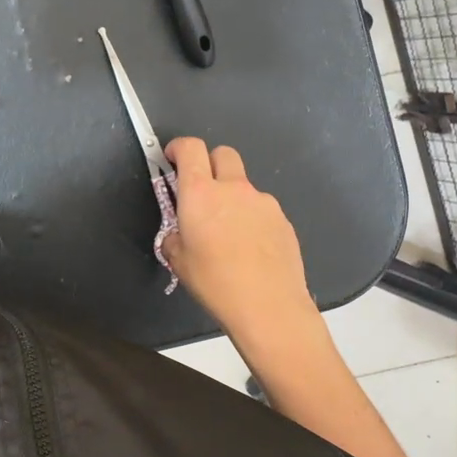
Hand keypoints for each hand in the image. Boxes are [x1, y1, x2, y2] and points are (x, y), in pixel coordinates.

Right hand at [162, 138, 319, 351]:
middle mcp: (233, 188)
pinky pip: (262, 209)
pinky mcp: (284, 221)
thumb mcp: (178, 260)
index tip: (172, 160)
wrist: (270, 308)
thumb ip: (173, 236)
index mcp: (200, 192)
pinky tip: (251, 249)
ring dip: (233, 196)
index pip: (190, 147)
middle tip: (202, 191)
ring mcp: (263, 203)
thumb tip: (179, 233)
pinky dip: (252, 218)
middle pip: (223, 153)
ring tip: (230, 233)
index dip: (178, 148)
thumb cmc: (215, 282)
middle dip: (210, 163)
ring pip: (244, 185)